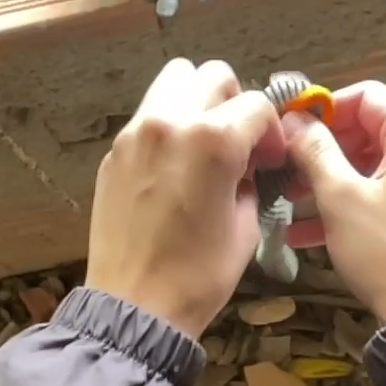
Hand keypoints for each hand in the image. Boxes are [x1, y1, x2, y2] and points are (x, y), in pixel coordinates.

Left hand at [87, 59, 282, 336]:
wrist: (135, 308)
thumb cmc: (198, 279)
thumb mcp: (244, 231)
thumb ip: (249, 185)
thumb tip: (245, 170)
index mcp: (213, 141)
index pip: (256, 106)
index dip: (272, 133)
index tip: (270, 160)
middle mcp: (171, 122)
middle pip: (212, 77)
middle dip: (234, 105)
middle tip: (237, 145)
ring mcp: (136, 134)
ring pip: (173, 83)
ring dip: (196, 104)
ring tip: (202, 147)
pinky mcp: (113, 155)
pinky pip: (147, 119)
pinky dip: (167, 130)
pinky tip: (172, 172)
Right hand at [282, 82, 385, 323]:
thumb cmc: (384, 250)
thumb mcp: (340, 198)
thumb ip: (314, 151)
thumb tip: (294, 119)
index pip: (366, 96)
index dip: (322, 110)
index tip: (289, 132)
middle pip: (371, 132)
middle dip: (324, 153)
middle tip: (286, 174)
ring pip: (375, 167)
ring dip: (330, 183)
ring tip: (290, 205)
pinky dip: (353, 205)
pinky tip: (308, 232)